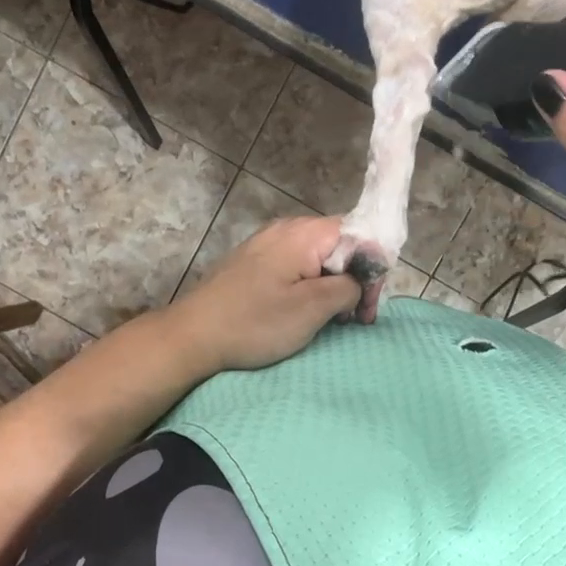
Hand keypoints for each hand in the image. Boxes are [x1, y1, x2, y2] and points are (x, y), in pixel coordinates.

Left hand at [162, 217, 361, 372]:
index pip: (358, 235)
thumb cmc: (255, 323)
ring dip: (331, 288)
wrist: (194, 336)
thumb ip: (348, 287)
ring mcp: (267, 246)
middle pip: (338, 246)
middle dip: (353, 281)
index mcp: (304, 234)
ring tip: (332, 321)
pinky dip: (309, 289)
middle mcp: (286, 230)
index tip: (368, 308)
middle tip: (355, 320)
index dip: (372, 270)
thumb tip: (358, 281)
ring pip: (317, 260)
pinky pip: (295, 269)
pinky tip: (304, 314)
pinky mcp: (254, 265)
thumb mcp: (311, 308)